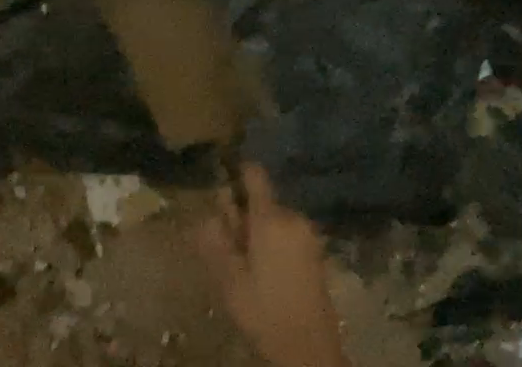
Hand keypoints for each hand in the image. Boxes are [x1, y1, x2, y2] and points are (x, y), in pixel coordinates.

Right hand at [195, 165, 351, 366]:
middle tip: (231, 245)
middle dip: (242, 215)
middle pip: (260, 200)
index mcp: (271, 219)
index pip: (254, 173)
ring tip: (247, 263)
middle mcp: (293, 218)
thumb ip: (215, 239)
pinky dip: (272, 241)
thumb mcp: (229, 278)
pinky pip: (286, 233)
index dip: (235, 171)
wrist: (310, 350)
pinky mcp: (316, 251)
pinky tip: (265, 270)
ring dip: (257, 230)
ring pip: (273, 218)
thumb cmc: (265, 311)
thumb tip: (206, 213)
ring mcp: (308, 235)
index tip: (219, 185)